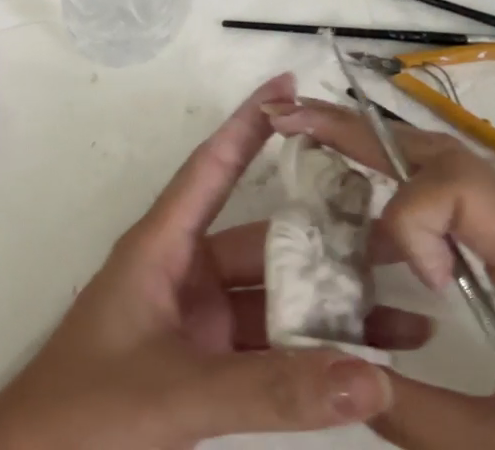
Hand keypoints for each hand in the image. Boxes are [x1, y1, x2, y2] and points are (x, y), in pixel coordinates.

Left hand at [0, 75, 430, 448]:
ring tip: (409, 317)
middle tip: (404, 242)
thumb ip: (270, 389)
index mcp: (161, 248)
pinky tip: (361, 363)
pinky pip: (266, 347)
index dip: (247, 125)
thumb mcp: (177, 391)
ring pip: (273, 300)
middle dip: (328, 243)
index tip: (287, 86)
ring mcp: (194, 320)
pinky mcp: (203, 362)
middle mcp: (182, 274)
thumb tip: (371, 376)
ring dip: (329, 308)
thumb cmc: (86, 407)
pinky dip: (309, 354)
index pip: (210, 169)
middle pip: (264, 243)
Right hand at [265, 97, 494, 449]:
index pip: (460, 186)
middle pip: (446, 156)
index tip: (418, 282)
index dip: (412, 216)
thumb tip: (332, 372)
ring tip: (318, 155)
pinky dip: (413, 206)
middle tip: (291, 120)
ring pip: (454, 178)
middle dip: (362, 131)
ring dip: (382, 160)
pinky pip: (469, 214)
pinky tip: (382, 240)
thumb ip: (419, 417)